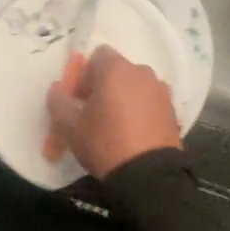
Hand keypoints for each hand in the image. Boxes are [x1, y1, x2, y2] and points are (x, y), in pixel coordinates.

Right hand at [43, 45, 181, 177]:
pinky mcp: (172, 110)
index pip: (98, 55)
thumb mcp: (70, 127)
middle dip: (105, 86)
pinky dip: (141, 110)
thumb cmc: (105, 143)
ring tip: (117, 125)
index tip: (80, 98)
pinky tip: (134, 134)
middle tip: (95, 113)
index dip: (86, 74)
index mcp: (115, 69)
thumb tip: (57, 88)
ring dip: (124, 97)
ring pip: (135, 86)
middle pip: (118, 70)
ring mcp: (160, 91)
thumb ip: (59, 102)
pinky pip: (150, 102)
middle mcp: (141, 72)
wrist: (149, 175)